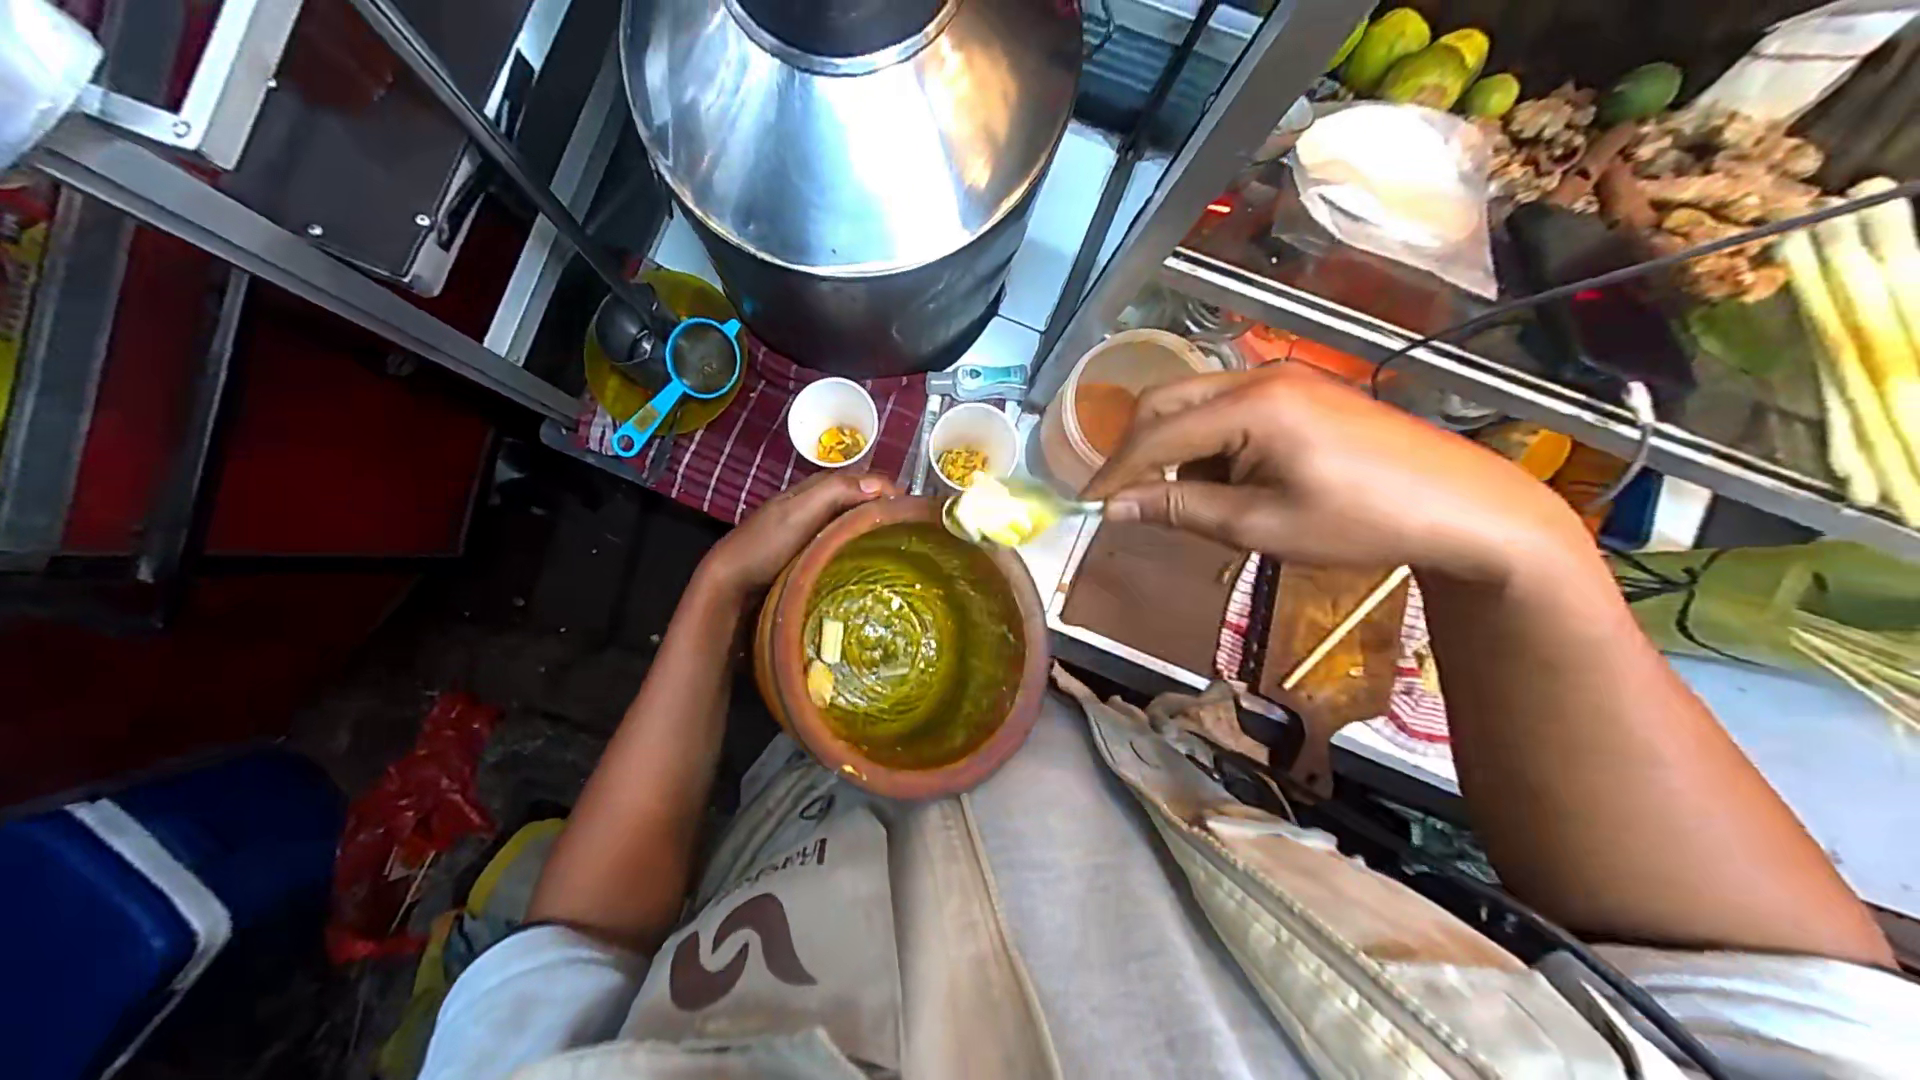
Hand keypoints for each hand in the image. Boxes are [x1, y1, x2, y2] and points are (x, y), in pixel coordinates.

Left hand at [702, 471, 897, 594]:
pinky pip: (843, 543)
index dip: (888, 490)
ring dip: (874, 528)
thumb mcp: (800, 511)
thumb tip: (882, 484)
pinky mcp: (809, 554)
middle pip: (859, 501)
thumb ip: (836, 491)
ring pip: (851, 522)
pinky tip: (871, 560)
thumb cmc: (766, 544)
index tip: (914, 511)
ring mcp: (811, 531)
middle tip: (913, 530)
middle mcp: (815, 506)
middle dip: (885, 508)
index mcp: (814, 490)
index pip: (861, 480)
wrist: (730, 582)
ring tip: (900, 545)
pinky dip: (860, 546)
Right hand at [1081, 365, 1588, 583]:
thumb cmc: (1361, 522)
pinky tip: (1229, 482)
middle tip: (1126, 498)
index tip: (1087, 503)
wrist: (1464, 507)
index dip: (1116, 472)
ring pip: (1194, 404)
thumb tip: (1115, 506)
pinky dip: (1208, 445)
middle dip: (1137, 451)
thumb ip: (1180, 510)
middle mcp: (1260, 376)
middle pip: (1166, 402)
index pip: (1157, 434)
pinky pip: (1227, 409)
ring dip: (1175, 450)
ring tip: (1192, 502)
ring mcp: (1282, 378)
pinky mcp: (1299, 391)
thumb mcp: (1260, 525)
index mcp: (1252, 406)